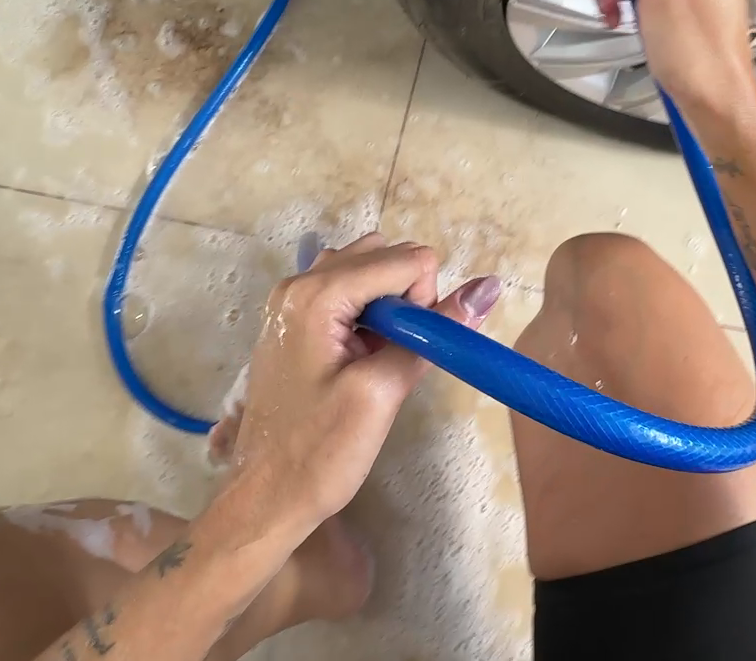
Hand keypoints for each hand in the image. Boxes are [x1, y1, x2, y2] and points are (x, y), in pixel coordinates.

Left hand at [229, 234, 499, 525]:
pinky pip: (352, 289)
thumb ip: (435, 332)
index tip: (408, 348)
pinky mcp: (297, 317)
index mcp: (316, 293)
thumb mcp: (383, 391)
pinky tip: (363, 353)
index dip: (424, 301)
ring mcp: (294, 298)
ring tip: (378, 355)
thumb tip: (489, 286)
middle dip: (407, 298)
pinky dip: (371, 311)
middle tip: (393, 354)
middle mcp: (301, 281)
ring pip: (372, 269)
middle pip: (388, 256)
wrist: (265, 499)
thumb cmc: (321, 452)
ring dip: (390, 303)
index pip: (406, 260)